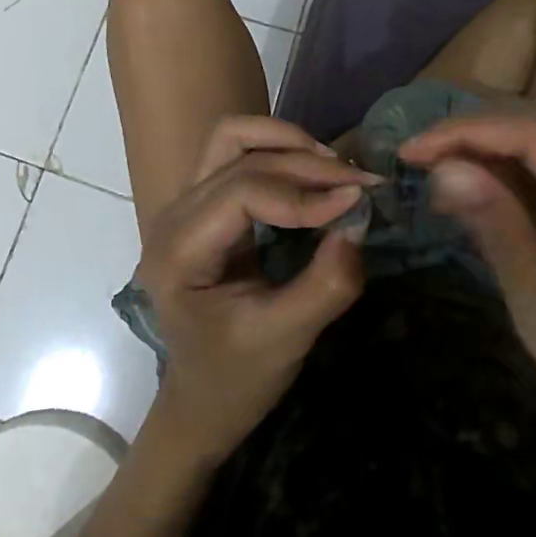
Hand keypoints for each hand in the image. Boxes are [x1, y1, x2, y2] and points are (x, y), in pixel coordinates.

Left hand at [138, 116, 375, 460]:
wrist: (205, 398)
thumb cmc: (237, 376)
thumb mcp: (286, 339)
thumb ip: (324, 285)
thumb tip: (359, 223)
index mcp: (179, 251)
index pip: (240, 191)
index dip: (301, 193)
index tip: (354, 203)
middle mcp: (175, 215)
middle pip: (240, 155)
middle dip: (305, 163)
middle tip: (360, 182)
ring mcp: (187, 204)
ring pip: (233, 138)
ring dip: (287, 141)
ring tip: (334, 167)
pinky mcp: (208, 203)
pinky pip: (239, 153)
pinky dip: (280, 150)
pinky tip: (315, 171)